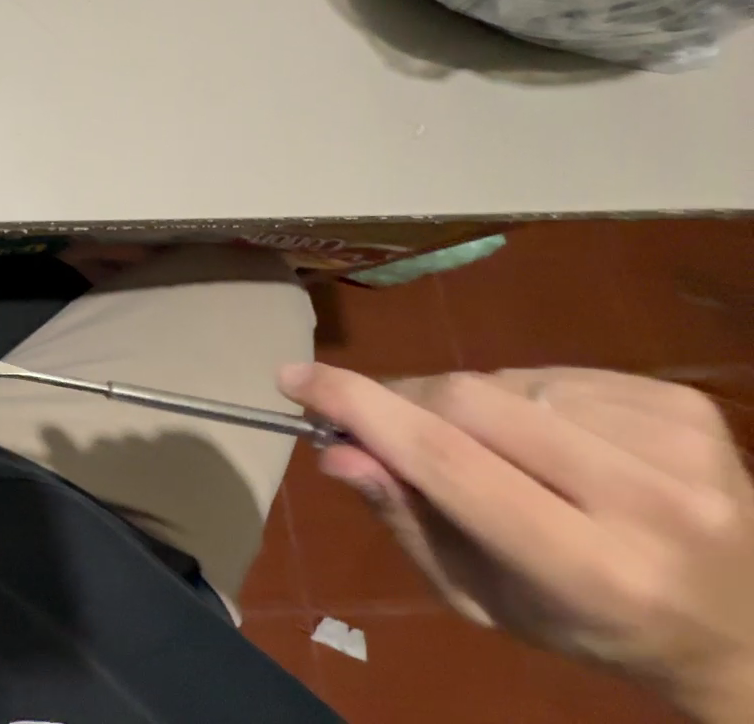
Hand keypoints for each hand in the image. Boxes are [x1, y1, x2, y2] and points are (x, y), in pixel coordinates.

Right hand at [281, 362, 753, 721]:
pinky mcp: (689, 407)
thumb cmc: (584, 625)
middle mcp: (650, 504)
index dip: (358, 408)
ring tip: (490, 449)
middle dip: (402, 400)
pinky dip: (520, 397)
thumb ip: (405, 520)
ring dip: (464, 404)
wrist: (744, 630)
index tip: (294, 378)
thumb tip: (335, 451)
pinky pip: (550, 372)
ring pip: (504, 381)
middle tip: (384, 423)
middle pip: (469, 401)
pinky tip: (547, 438)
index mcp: (591, 570)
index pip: (449, 460)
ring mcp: (682, 448)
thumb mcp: (478, 596)